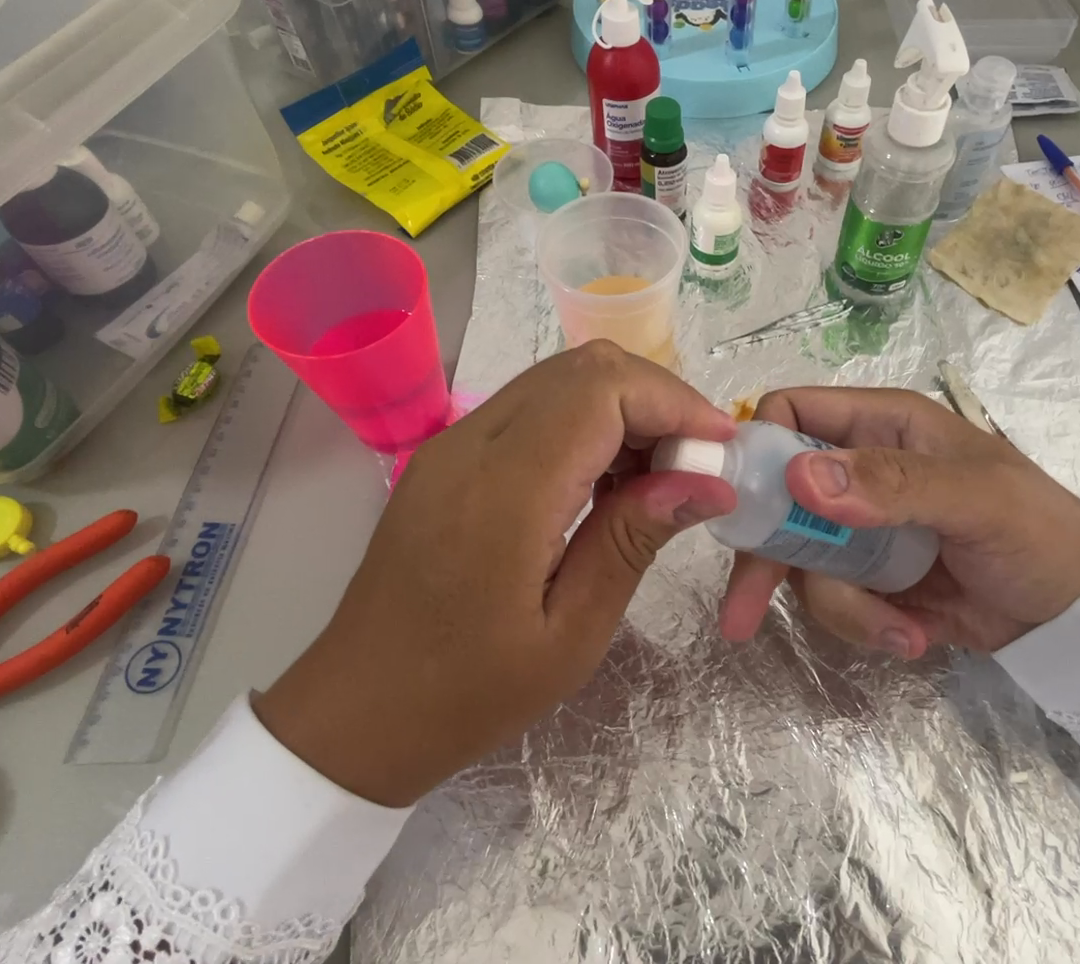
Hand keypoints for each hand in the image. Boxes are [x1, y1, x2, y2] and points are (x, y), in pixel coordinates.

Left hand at [256, 342, 737, 805]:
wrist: (359, 711)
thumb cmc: (468, 692)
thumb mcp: (570, 632)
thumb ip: (634, 539)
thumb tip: (707, 480)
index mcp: (504, 491)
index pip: (602, 390)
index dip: (673, 401)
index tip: (720, 448)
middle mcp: (471, 444)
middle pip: (582, 369)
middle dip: (655, 398)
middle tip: (695, 463)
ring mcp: (451, 445)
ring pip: (557, 382)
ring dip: (621, 409)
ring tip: (659, 477)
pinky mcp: (446, 457)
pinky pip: (530, 410)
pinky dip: (583, 424)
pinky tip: (605, 482)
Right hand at [719, 387, 1079, 658]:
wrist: (1078, 613)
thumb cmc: (1039, 532)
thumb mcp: (976, 499)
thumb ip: (893, 483)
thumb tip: (800, 477)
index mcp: (880, 425)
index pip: (790, 413)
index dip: (755, 450)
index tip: (735, 505)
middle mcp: (857, 470)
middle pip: (775, 499)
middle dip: (765, 557)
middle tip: (742, 612)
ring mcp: (859, 529)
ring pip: (799, 560)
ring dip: (839, 606)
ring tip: (901, 630)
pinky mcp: (868, 580)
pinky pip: (832, 601)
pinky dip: (863, 626)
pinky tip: (913, 637)